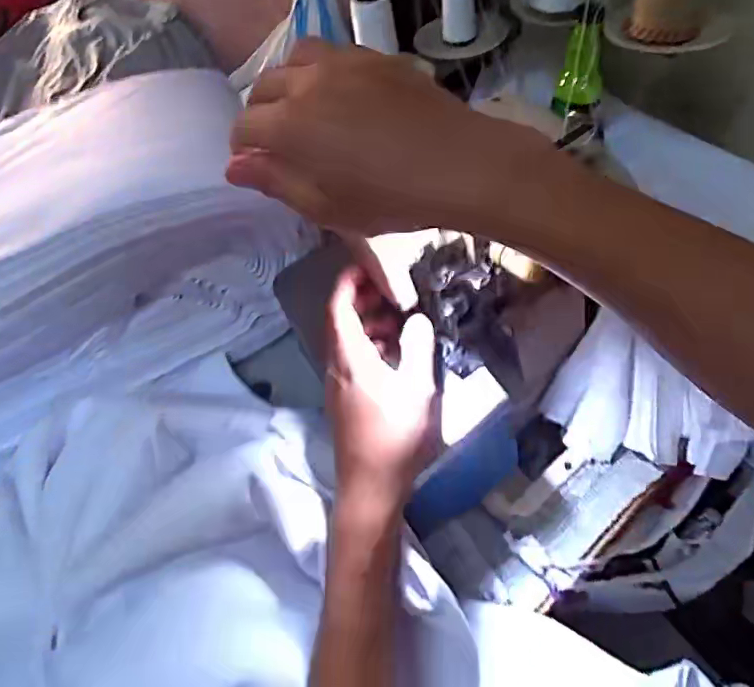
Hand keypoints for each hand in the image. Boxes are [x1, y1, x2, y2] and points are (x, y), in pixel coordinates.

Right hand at [227, 39, 558, 234]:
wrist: (459, 163)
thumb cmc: (389, 197)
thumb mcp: (325, 206)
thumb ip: (274, 182)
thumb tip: (234, 168)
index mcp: (288, 125)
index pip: (244, 126)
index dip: (243, 147)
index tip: (256, 162)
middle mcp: (307, 83)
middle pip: (263, 86)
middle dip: (260, 112)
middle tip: (280, 138)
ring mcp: (342, 62)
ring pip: (295, 58)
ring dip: (288, 80)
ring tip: (304, 103)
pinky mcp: (374, 56)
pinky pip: (333, 52)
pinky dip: (322, 68)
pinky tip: (341, 91)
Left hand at [325, 266, 439, 500]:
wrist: (370, 487)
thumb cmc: (394, 436)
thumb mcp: (416, 389)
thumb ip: (417, 348)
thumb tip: (416, 319)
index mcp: (348, 356)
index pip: (338, 307)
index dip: (348, 283)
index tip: (366, 266)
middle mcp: (336, 365)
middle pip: (341, 321)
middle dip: (362, 300)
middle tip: (391, 291)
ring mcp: (338, 383)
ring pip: (348, 341)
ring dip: (369, 324)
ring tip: (400, 321)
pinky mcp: (345, 399)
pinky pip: (353, 358)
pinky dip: (370, 345)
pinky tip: (395, 353)